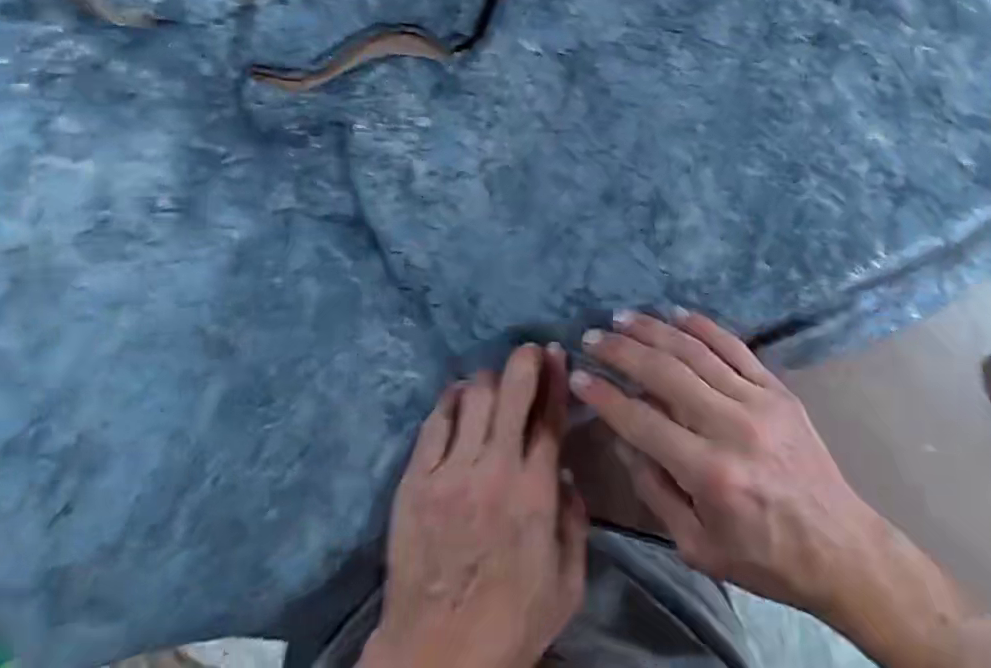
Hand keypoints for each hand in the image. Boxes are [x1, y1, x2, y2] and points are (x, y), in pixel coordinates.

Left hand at [362, 344, 587, 667]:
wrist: (436, 657)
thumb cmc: (511, 621)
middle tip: (529, 352)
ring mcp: (450, 474)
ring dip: (489, 381)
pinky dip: (450, 402)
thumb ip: (575, 520)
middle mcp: (494, 471)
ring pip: (472, 399)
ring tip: (494, 381)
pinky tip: (458, 396)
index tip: (557, 354)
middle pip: (511, 394)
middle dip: (524, 363)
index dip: (555, 379)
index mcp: (536, 492)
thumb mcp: (569, 580)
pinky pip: (433, 425)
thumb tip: (563, 472)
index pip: (549, 418)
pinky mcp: (415, 484)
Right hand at [567, 308, 876, 611]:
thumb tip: (623, 440)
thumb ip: (655, 490)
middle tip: (593, 338)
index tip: (579, 377)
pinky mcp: (778, 390)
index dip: (605, 396)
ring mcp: (759, 401)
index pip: (643, 421)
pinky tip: (677, 314)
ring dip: (656, 330)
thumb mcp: (697, 546)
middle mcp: (732, 427)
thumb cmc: (763, 557)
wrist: (837, 544)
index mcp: (709, 472)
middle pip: (666, 374)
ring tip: (624, 318)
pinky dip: (704, 327)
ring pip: (698, 352)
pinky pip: (735, 348)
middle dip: (623, 352)